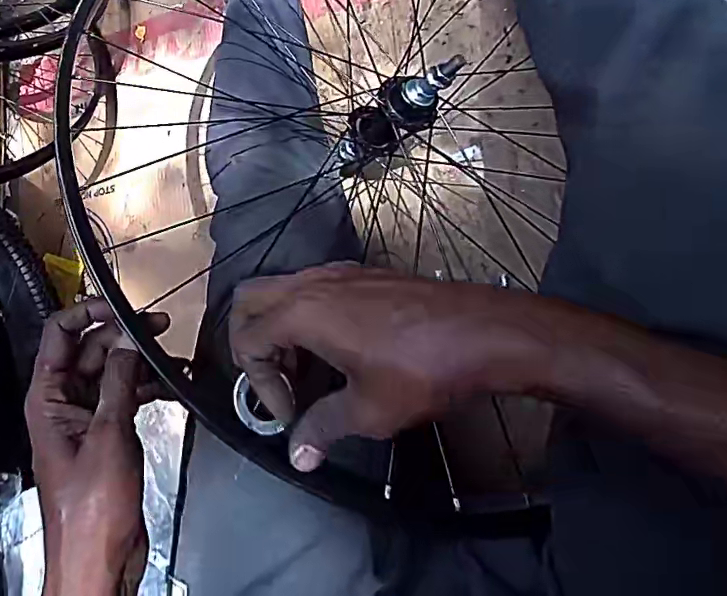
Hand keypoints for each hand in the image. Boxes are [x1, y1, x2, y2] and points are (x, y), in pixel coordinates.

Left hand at [25, 299, 167, 595]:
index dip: (87, 312)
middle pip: (91, 350)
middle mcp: (63, 402)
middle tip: (158, 327)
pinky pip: (125, 395)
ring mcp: (86, 417)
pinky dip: (147, 386)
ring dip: (140, 361)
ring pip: (112, 371)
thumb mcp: (108, 434)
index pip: (60, 334)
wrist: (99, 564)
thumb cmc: (91, 511)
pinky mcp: (107, 432)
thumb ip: (119, 380)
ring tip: (171, 354)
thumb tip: (128, 339)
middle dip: (124, 336)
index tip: (119, 306)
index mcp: (48, 397)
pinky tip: (172, 383)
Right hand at [228, 263, 569, 471]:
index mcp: (302, 312)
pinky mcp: (356, 272)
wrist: (479, 330)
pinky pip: (307, 285)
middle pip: (248, 299)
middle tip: (278, 380)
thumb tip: (298, 455)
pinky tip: (332, 346)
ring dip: (275, 326)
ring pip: (277, 288)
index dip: (259, 383)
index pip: (247, 339)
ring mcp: (333, 272)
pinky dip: (300, 313)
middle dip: (249, 340)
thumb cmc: (421, 369)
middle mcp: (309, 283)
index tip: (289, 413)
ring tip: (304, 369)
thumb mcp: (369, 410)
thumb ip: (323, 428)